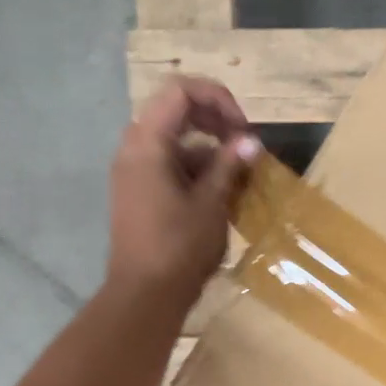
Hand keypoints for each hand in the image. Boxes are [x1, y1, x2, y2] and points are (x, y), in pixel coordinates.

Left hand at [106, 75, 260, 310]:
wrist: (144, 294)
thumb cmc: (179, 247)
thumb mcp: (212, 203)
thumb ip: (230, 166)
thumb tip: (250, 141)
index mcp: (148, 142)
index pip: (181, 91)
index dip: (218, 99)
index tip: (244, 129)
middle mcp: (134, 147)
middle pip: (176, 112)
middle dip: (216, 123)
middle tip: (246, 147)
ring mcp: (134, 171)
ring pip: (176, 142)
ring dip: (211, 152)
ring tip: (241, 179)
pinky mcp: (139, 193)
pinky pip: (170, 166)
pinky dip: (198, 172)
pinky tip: (223, 197)